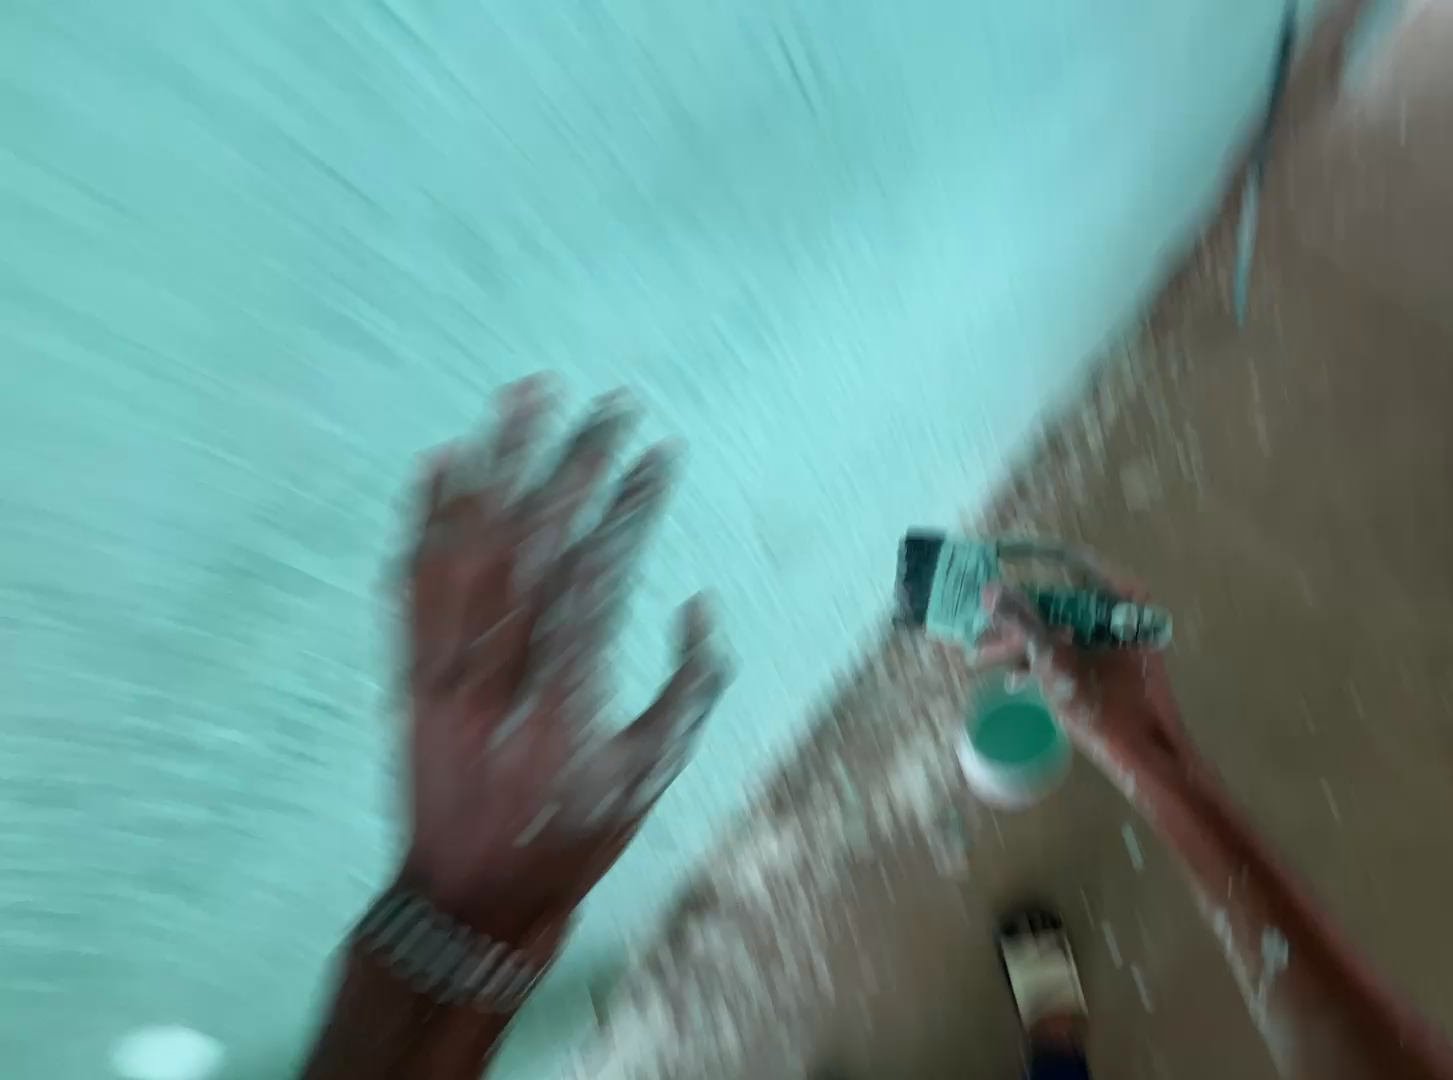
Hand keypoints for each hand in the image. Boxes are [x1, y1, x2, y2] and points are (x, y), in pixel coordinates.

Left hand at [399, 379, 728, 955]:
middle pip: (536, 541)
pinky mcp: (408, 673)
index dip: (633, 506)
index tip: (662, 454)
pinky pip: (410, 583)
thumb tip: (696, 604)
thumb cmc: (575, 834)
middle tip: (611, 404)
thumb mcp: (656, 773)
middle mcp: (497, 668)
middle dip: (576, 462)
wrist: (465, 899)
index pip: (601, 573)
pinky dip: (424, 516)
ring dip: (499, 461)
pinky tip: (442, 462)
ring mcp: (441, 667)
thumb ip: (690, 685)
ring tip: (526, 395)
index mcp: (566, 694)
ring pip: (467, 544)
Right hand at [970, 557, 1188, 770]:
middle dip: (1017, 618)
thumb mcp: (1057, 663)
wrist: (1146, 758)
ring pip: (1060, 627)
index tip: (997, 565)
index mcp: (1122, 598)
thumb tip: (990, 590)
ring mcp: (1115, 636)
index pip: (1071, 562)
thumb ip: (1023, 623)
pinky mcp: (1109, 661)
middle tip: (980, 630)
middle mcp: (1120, 610)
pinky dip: (1043, 658)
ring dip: (1022, 642)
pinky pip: (1070, 647)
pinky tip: (1013, 677)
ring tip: (983, 659)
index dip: (1031, 562)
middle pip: (1060, 601)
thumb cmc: (1109, 707)